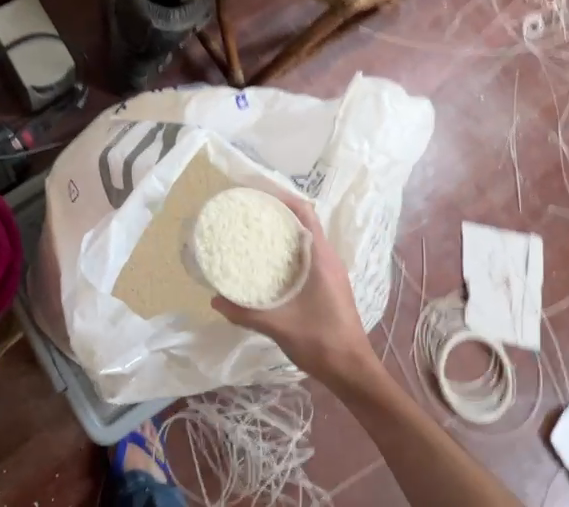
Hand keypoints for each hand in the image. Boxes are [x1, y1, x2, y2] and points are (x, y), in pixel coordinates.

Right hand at [211, 193, 377, 386]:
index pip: (305, 213)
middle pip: (304, 222)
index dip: (282, 198)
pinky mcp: (330, 286)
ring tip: (255, 233)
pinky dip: (290, 251)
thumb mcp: (279, 326)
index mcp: (322, 259)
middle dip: (278, 213)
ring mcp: (332, 273)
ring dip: (284, 233)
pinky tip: (269, 264)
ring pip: (307, 240)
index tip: (257, 194)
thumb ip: (245, 313)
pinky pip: (309, 256)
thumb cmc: (321, 343)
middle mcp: (329, 260)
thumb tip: (214, 299)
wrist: (354, 373)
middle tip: (249, 212)